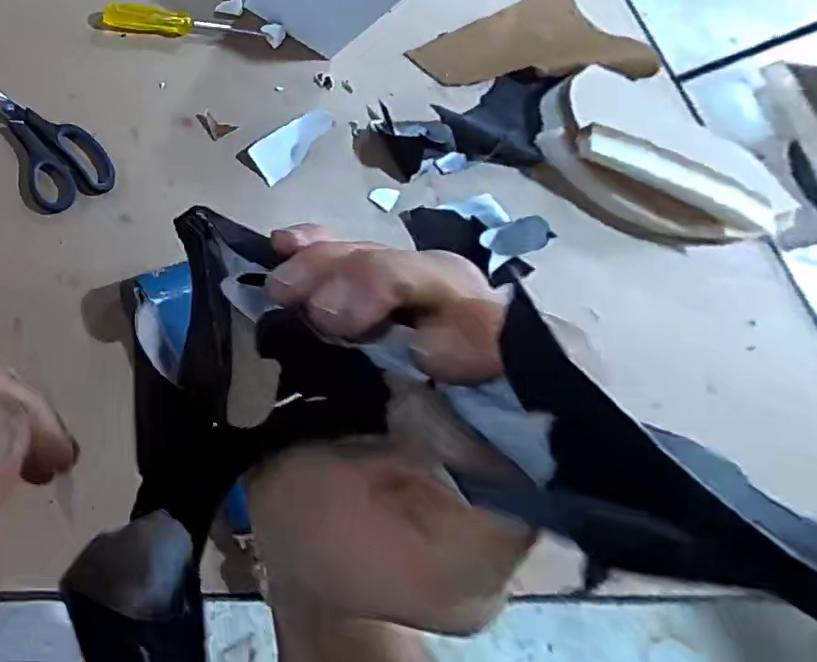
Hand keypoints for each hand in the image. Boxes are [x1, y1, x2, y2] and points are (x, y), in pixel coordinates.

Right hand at [249, 227, 532, 649]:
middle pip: (451, 283)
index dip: (490, 331)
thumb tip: (486, 435)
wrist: (302, 542)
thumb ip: (486, 522)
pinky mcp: (346, 308)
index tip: (428, 352)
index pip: (532, 349)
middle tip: (327, 316)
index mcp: (505, 420)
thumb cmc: (377, 563)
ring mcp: (400, 324)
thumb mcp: (441, 570)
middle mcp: (463, 357)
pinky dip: (313, 246)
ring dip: (337, 263)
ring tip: (285, 290)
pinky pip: (339, 256)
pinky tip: (284, 248)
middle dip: (388, 282)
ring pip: (393, 260)